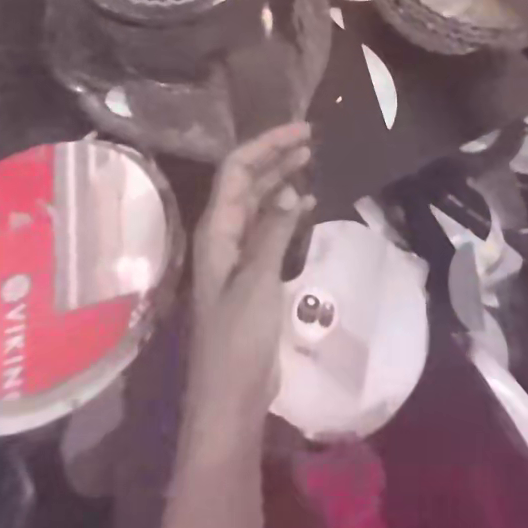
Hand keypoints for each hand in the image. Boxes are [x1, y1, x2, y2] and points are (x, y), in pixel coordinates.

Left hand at [186, 122, 315, 430]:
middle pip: (245, 181)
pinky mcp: (251, 273)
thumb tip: (290, 190)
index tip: (303, 132)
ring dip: (280, 179)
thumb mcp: (257, 281)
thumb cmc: (238, 339)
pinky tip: (306, 203)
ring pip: (256, 202)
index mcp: (216, 230)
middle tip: (311, 140)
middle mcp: (222, 234)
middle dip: (274, 155)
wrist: (230, 395)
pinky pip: (267, 228)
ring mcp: (236, 254)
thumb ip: (272, 233)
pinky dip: (285, 211)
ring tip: (310, 160)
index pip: (237, 170)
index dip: (267, 145)